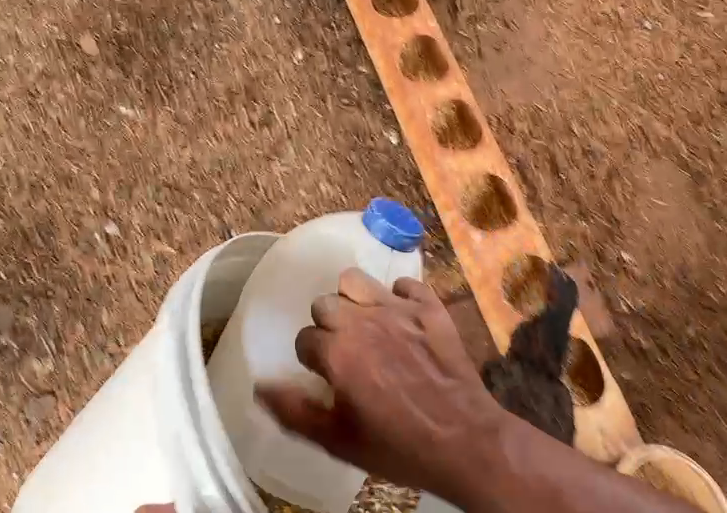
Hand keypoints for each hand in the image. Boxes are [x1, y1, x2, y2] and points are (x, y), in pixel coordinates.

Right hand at [254, 270, 508, 500]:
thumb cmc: (398, 446)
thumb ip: (294, 412)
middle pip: (325, 304)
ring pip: (356, 280)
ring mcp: (397, 308)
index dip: (313, 360)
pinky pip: (403, 283)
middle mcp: (361, 320)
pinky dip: (399, 297)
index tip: (327, 377)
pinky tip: (402, 319)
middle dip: (329, 326)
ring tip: (366, 325)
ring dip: (355, 300)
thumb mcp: (339, 441)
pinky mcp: (428, 306)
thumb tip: (260, 387)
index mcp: (336, 351)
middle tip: (346, 353)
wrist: (465, 441)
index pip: (304, 338)